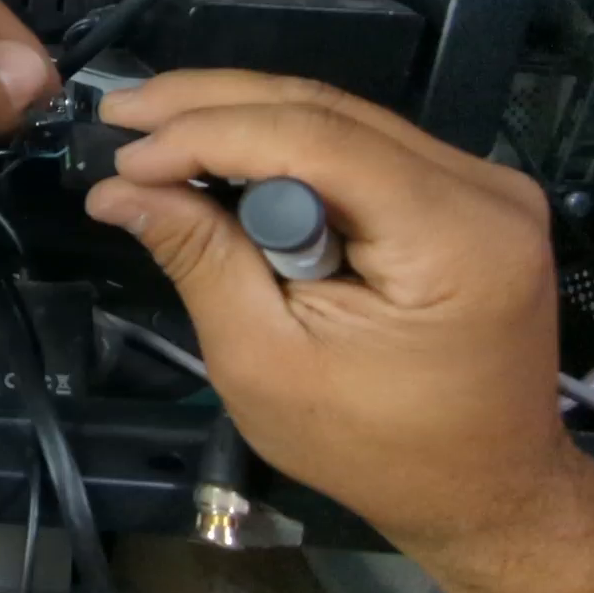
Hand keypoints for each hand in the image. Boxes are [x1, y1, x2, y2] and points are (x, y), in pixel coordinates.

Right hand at [84, 70, 569, 547]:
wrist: (478, 488)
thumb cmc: (370, 444)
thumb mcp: (261, 359)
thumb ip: (197, 258)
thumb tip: (116, 191)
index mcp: (452, 238)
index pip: (312, 141)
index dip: (205, 136)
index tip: (125, 162)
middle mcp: (477, 187)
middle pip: (318, 109)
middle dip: (203, 103)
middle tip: (117, 110)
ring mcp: (469, 182)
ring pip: (324, 113)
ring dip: (225, 112)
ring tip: (143, 120)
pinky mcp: (445, 191)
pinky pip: (337, 140)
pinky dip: (259, 138)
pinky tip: (201, 144)